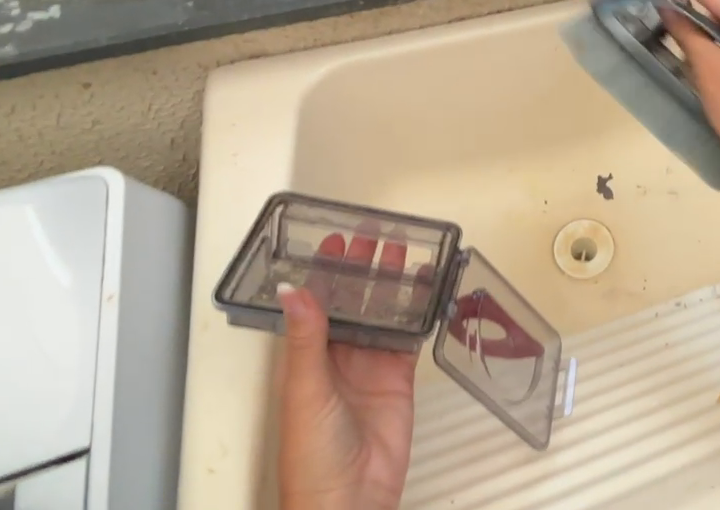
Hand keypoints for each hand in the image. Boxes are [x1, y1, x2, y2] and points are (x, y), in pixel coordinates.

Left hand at [276, 244, 418, 509]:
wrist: (352, 502)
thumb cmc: (313, 455)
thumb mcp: (306, 391)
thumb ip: (306, 339)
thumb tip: (292, 289)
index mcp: (307, 360)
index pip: (315, 305)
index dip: (325, 273)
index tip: (335, 240)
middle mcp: (338, 358)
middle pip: (352, 303)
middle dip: (362, 270)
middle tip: (376, 236)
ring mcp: (370, 366)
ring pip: (382, 313)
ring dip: (391, 283)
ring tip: (403, 250)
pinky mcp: (399, 377)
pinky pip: (409, 335)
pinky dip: (418, 309)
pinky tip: (427, 286)